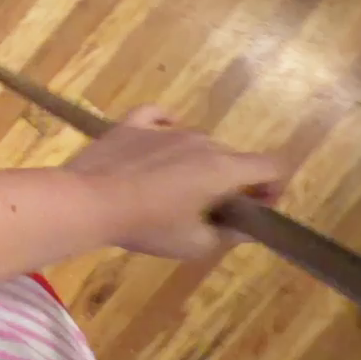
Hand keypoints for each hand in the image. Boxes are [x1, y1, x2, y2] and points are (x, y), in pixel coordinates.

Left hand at [62, 106, 283, 259]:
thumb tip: (243, 227)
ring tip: (175, 187)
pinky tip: (162, 136)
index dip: (272, 188)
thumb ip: (229, 234)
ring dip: (197, 160)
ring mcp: (161, 129)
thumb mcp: (197, 243)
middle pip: (230, 156)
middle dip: (230, 180)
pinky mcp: (129, 125)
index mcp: (221, 168)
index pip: (271, 166)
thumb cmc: (146, 225)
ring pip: (195, 140)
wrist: (88, 201)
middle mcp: (197, 140)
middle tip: (209, 208)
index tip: (254, 209)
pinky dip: (165, 124)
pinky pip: (155, 116)